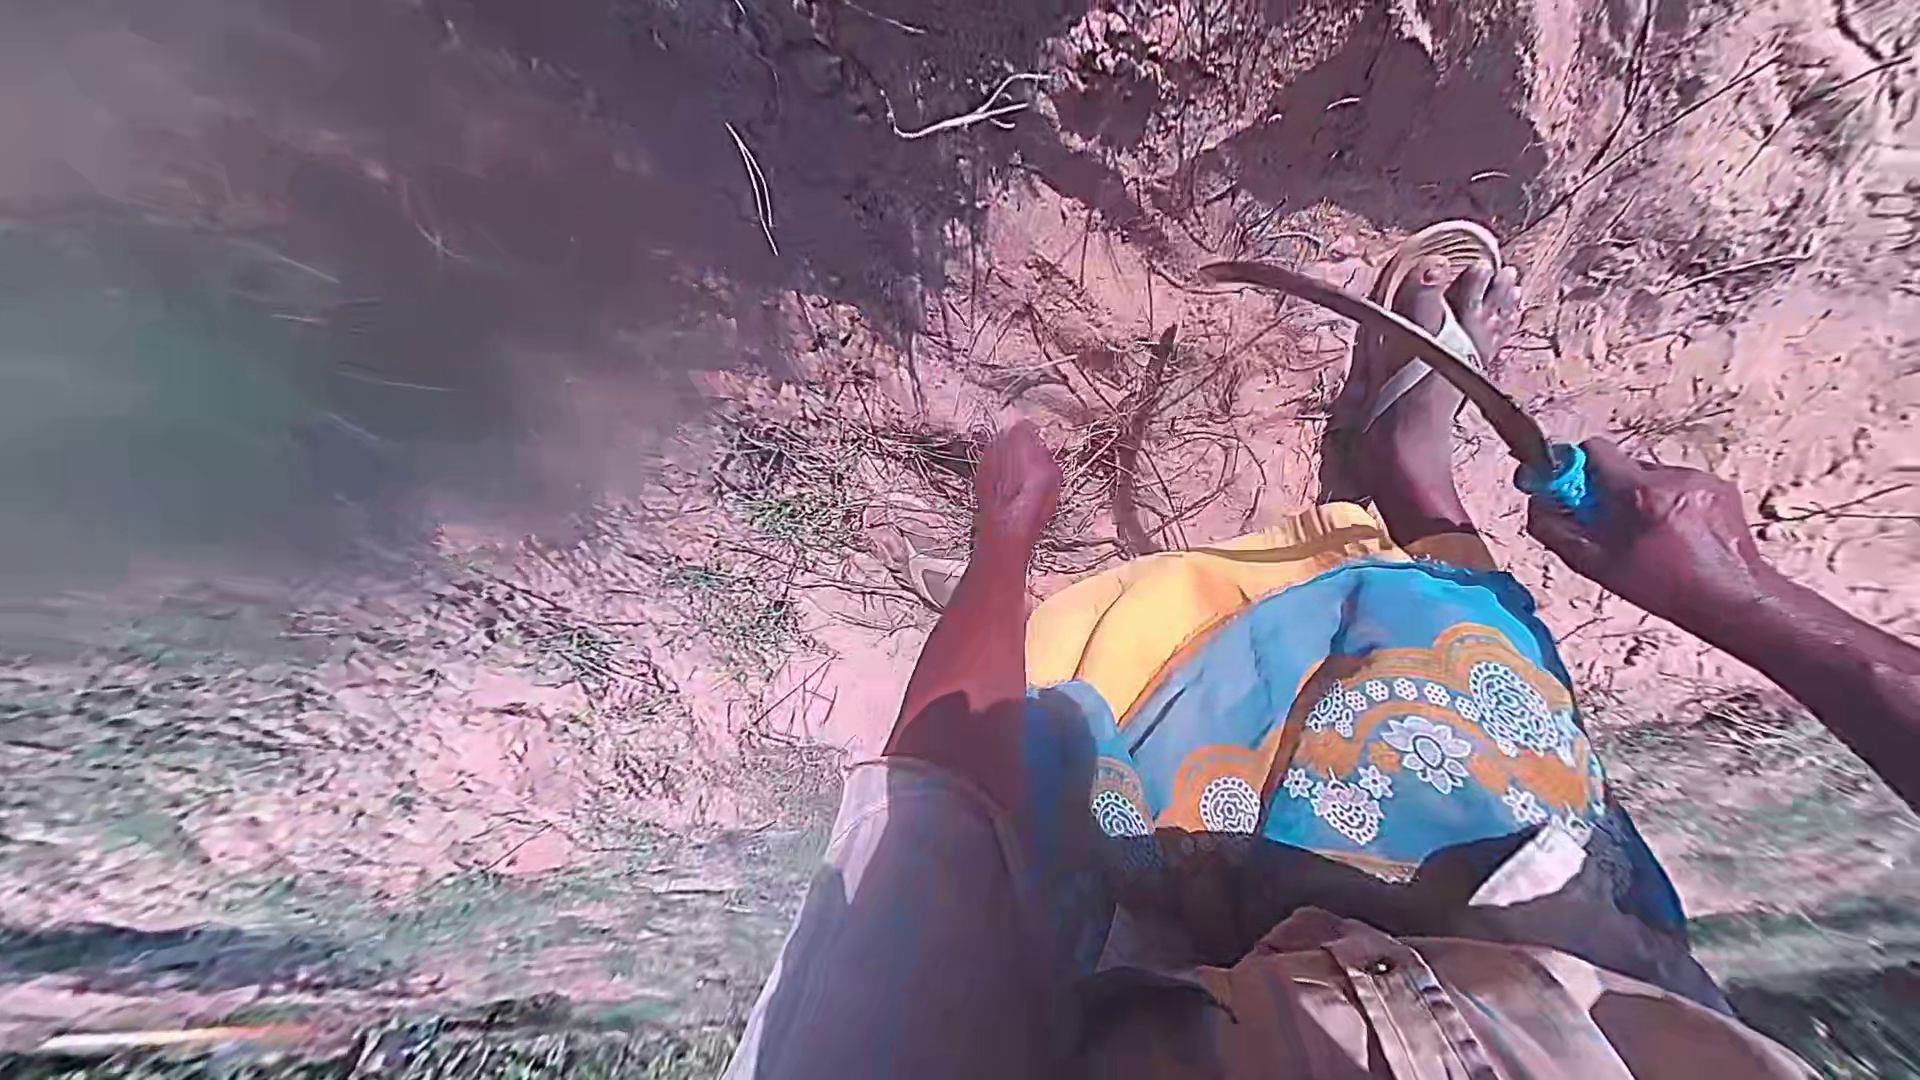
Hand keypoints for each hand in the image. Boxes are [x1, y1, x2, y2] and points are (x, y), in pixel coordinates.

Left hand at [973, 420, 1062, 552]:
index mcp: (1019, 438)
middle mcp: (998, 445)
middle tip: (1032, 463)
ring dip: (1008, 462)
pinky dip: (998, 476)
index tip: (1040, 446)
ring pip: (999, 454)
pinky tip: (1010, 490)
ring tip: (1021, 479)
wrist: (1008, 524)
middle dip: (1020, 448)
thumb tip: (1045, 455)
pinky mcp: (978, 478)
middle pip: (1010, 439)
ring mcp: (985, 461)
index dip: (1035, 437)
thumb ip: (1047, 456)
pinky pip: (991, 471)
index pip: (1026, 426)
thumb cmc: (1031, 501)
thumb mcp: (1054, 475)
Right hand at [1526, 438, 1781, 628]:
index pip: (1592, 450)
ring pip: (1644, 476)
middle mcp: (1672, 477)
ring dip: (1630, 496)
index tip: (1565, 491)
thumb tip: (1536, 500)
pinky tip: (1663, 531)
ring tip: (1636, 531)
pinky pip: (1671, 484)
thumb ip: (1551, 524)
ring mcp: (1701, 481)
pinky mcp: (1719, 489)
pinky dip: (1657, 501)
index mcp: (1638, 491)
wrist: (1731, 597)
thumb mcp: (1587, 559)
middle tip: (1600, 522)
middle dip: (1601, 489)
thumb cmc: (1657, 582)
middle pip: (1617, 466)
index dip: (1570, 469)